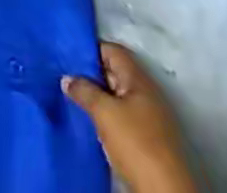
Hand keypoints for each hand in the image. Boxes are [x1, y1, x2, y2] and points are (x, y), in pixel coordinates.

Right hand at [63, 43, 197, 192]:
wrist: (164, 191)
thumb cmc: (136, 142)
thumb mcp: (104, 112)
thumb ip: (84, 90)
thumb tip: (67, 78)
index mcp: (140, 81)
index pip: (113, 51)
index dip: (90, 49)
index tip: (66, 53)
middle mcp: (146, 94)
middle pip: (114, 72)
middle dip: (90, 72)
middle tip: (62, 74)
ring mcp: (148, 117)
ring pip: (116, 96)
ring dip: (95, 95)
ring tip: (70, 95)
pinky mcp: (146, 138)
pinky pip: (119, 115)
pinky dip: (103, 113)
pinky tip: (87, 119)